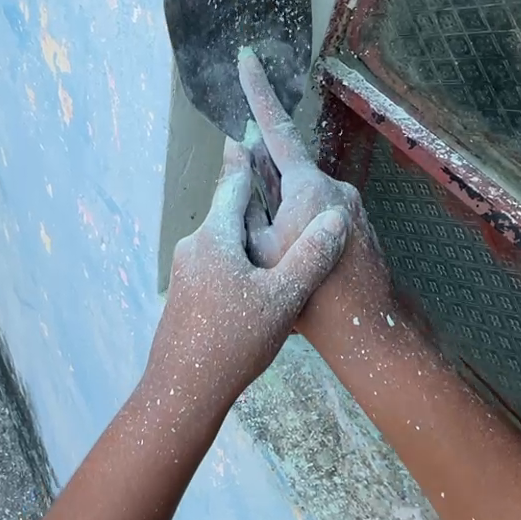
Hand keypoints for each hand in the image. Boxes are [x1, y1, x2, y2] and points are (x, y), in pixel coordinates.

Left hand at [143, 137, 348, 415]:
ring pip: (223, 237)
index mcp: (214, 237)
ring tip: (278, 225)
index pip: (234, 184)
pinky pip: (216, 259)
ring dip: (248, 229)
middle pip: (228, 209)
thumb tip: (336, 216)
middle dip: (253, 194)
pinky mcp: (185, 292)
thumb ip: (311, 256)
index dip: (246, 157)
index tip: (249, 130)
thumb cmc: (234, 341)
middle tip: (277, 175)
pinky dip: (239, 254)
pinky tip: (257, 272)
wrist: (184, 389)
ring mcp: (185, 270)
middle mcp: (193, 245)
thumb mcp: (283, 298)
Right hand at [237, 48, 395, 340]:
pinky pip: (316, 208)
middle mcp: (334, 187)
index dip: (257, 91)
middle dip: (260, 183)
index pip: (276, 128)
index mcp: (309, 188)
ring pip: (299, 192)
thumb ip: (245, 196)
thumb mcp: (258, 247)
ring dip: (279, 209)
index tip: (247, 57)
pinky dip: (297, 221)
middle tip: (251, 221)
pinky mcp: (356, 221)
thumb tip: (236, 152)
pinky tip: (293, 257)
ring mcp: (349, 204)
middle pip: (284, 168)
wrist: (369, 334)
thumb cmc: (307, 294)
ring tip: (274, 256)